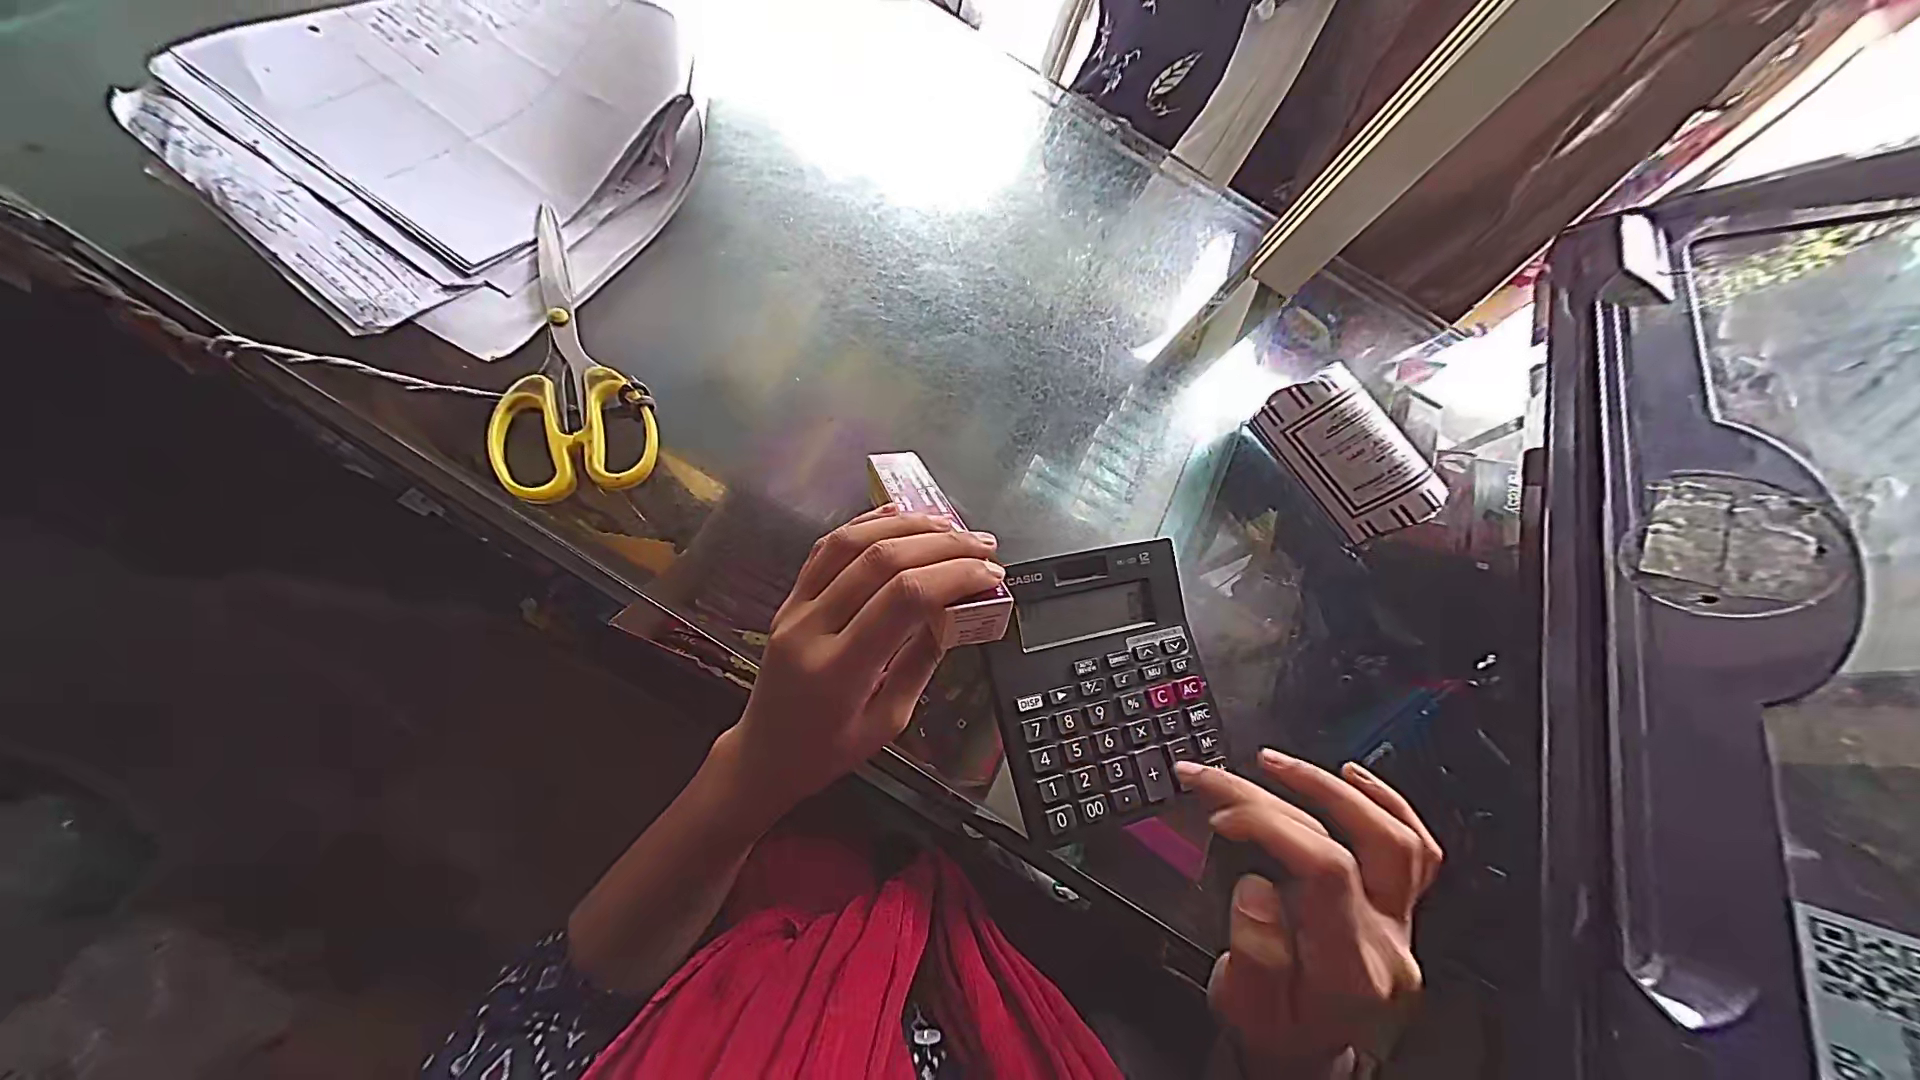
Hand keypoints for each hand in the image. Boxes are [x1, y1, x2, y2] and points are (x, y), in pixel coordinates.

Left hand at [733, 504, 1003, 807]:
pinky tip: (895, 515)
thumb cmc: (826, 750)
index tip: (989, 574)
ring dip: (906, 527)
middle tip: (981, 546)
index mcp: (839, 669)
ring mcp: (795, 608)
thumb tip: (956, 615)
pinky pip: (826, 548)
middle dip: (941, 545)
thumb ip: (921, 663)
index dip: (953, 576)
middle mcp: (811, 629)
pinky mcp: (790, 598)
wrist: (764, 753)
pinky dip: (865, 524)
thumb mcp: (887, 721)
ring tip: (948, 524)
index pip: (903, 599)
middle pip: (881, 562)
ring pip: (851, 544)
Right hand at [1177, 751, 1443, 1078]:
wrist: (1305, 1052)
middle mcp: (1387, 943)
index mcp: (1350, 969)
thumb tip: (1257, 888)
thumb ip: (1253, 955)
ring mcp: (1400, 922)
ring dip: (1331, 789)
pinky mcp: (1397, 905)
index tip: (1220, 812)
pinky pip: (1413, 848)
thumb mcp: (1244, 1007)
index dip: (1269, 825)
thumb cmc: (1274, 1031)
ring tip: (1276, 764)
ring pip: (1392, 836)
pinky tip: (1351, 775)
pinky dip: (1384, 803)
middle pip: (1348, 842)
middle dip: (1273, 796)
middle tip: (1220, 777)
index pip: (1325, 869)